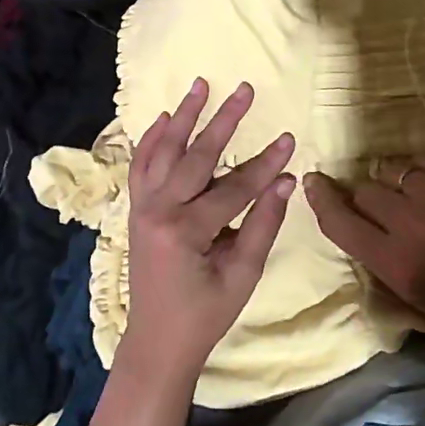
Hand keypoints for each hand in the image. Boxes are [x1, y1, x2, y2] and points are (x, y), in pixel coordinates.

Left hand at [123, 78, 294, 376]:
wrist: (157, 340)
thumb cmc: (205, 313)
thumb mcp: (242, 275)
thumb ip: (262, 225)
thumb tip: (286, 181)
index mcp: (186, 230)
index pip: (234, 187)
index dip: (265, 163)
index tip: (289, 137)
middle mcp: (158, 209)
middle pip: (196, 156)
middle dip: (223, 121)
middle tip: (244, 90)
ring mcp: (142, 206)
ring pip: (162, 151)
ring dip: (182, 117)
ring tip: (199, 85)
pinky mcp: (136, 208)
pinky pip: (140, 166)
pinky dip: (150, 141)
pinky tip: (162, 119)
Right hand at [303, 154, 424, 360]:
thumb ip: (388, 287)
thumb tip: (355, 253)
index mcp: (402, 268)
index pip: (340, 222)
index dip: (321, 200)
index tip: (313, 182)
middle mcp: (415, 226)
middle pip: (365, 190)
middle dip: (369, 200)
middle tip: (388, 212)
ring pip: (395, 170)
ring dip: (399, 183)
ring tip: (421, 199)